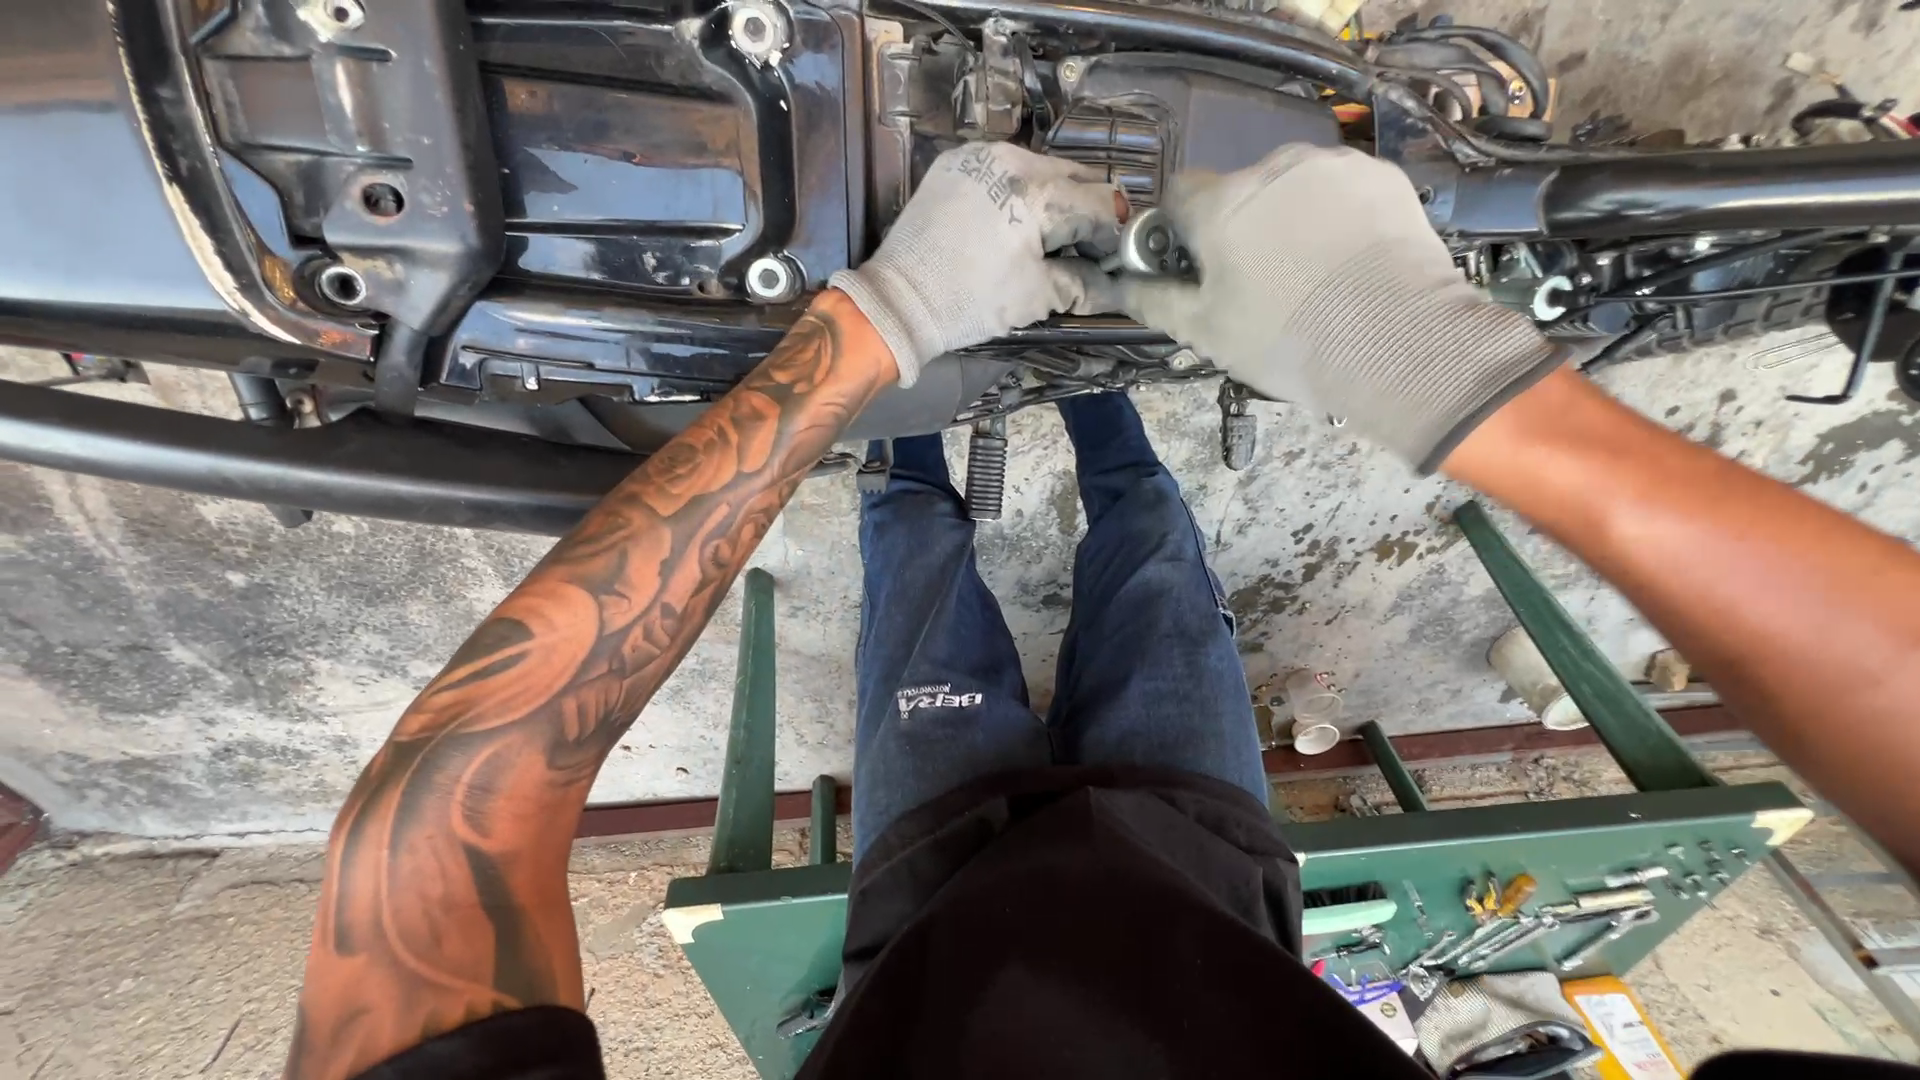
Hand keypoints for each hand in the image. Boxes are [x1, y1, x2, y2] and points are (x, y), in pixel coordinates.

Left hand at [830, 142, 1123, 386]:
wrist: (899, 301)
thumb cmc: (971, 303)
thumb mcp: (1035, 298)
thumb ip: (1083, 282)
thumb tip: (1114, 281)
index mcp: (1036, 193)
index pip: (1098, 203)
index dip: (1112, 235)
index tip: (1111, 259)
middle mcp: (1011, 159)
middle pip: (1072, 178)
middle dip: (1084, 212)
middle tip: (1083, 248)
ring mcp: (979, 156)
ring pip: (1039, 169)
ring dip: (1052, 199)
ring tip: (1045, 237)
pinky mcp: (954, 163)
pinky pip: (1002, 169)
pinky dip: (1016, 191)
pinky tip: (1010, 223)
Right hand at [1102, 144, 1562, 471]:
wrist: (1398, 343)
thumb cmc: (1285, 341)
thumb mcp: (1204, 332)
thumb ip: (1153, 298)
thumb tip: (1117, 282)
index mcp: (1222, 205)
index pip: (1177, 194)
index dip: (1179, 231)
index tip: (1195, 267)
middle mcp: (1273, 168)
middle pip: (1236, 192)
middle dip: (1237, 227)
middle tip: (1257, 284)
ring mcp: (1333, 166)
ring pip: (1289, 189)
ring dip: (1285, 219)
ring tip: (1308, 275)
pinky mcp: (1381, 176)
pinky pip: (1337, 190)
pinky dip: (1332, 217)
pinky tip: (1345, 263)